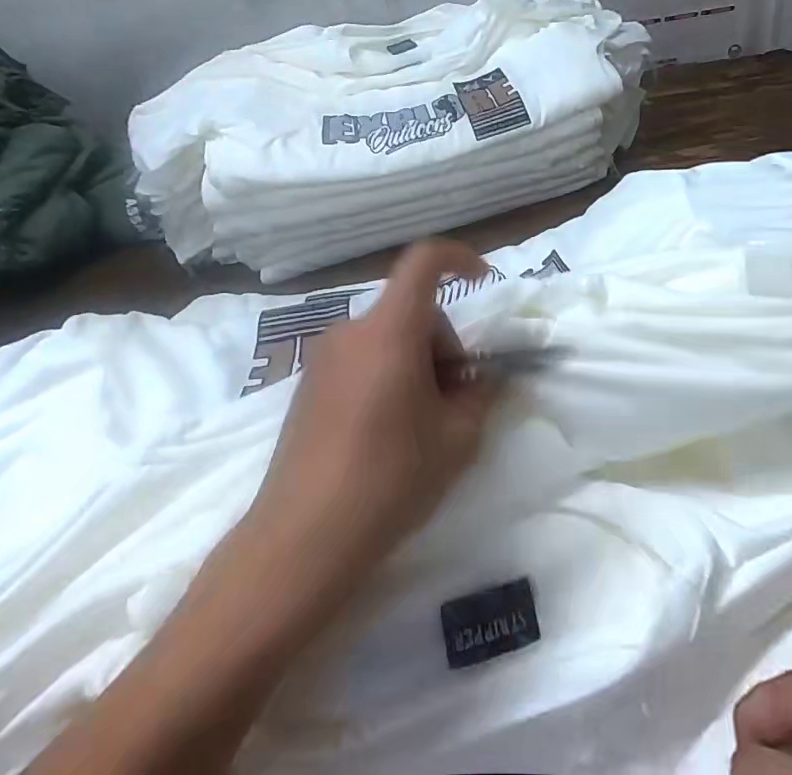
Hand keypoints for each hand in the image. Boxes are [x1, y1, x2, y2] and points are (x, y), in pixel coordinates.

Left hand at [243, 240, 505, 588]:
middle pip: (410, 312)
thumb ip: (481, 395)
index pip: (423, 261)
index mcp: (389, 330)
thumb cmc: (390, 478)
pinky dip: (384, 377)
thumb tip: (486, 378)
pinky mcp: (307, 384)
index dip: (459, 258)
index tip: (484, 281)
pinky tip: (383, 434)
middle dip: (442, 345)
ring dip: (413, 365)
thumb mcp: (457, 439)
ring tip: (419, 427)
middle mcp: (350, 331)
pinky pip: (360, 360)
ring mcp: (322, 357)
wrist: (306, 533)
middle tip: (455, 403)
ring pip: (386, 339)